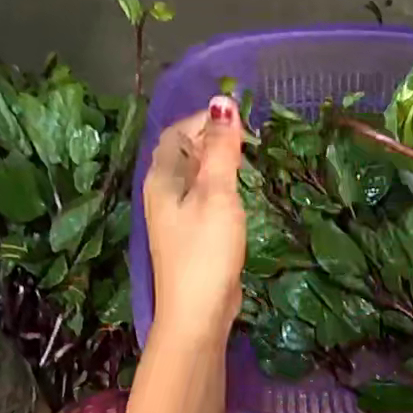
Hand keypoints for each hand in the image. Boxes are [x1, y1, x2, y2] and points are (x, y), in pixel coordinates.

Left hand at [143, 96, 244, 340]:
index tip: (243, 119)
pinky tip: (240, 196)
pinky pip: (203, 199)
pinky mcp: (190, 236)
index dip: (207, 118)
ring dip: (218, 164)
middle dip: (213, 138)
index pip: (180, 131)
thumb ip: (221, 150)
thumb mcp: (217, 194)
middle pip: (184, 152)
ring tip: (249, 162)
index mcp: (163, 177)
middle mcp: (162, 193)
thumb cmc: (206, 250)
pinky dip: (221, 188)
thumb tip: (224, 102)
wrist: (197, 311)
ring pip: (194, 177)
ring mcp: (175, 217)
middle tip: (250, 139)